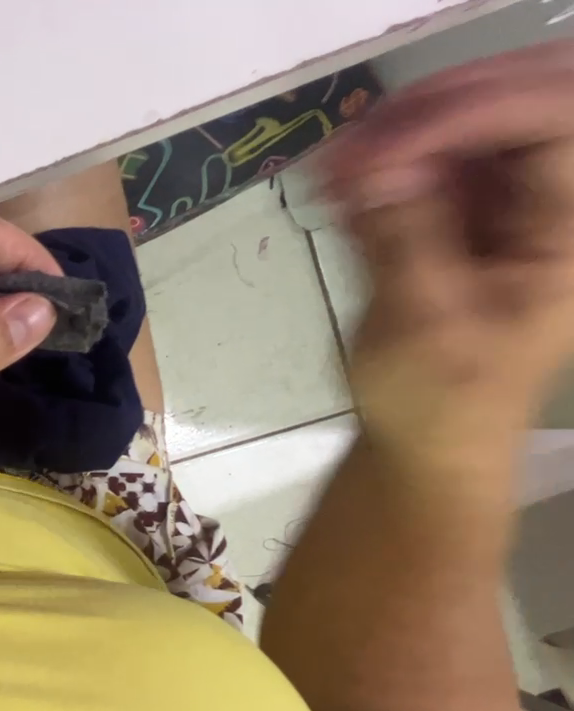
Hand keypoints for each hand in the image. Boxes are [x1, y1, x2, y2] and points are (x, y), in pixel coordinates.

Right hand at [318, 41, 573, 460]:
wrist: (431, 434)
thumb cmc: (434, 394)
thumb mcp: (418, 324)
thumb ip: (402, 242)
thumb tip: (370, 174)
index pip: (555, 124)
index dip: (468, 115)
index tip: (370, 148)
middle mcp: (558, 199)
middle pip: (532, 100)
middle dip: (440, 105)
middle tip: (352, 139)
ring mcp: (515, 203)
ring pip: (483, 121)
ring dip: (406, 129)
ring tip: (335, 162)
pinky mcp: (467, 216)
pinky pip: (440, 161)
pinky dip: (389, 158)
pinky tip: (341, 178)